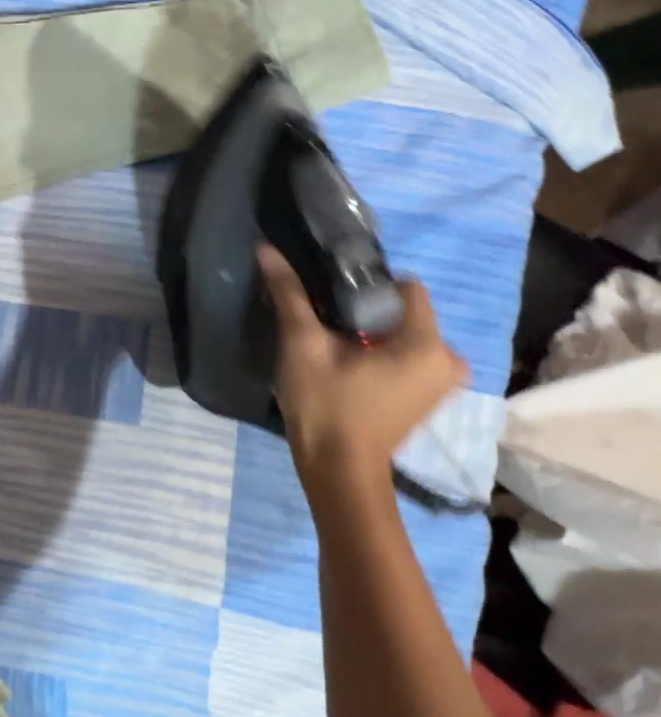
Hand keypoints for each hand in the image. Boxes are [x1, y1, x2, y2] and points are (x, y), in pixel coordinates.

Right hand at [258, 244, 468, 487]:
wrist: (338, 466)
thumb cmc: (326, 404)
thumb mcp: (302, 345)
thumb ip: (290, 295)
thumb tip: (267, 249)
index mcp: (427, 344)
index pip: (406, 288)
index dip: (366, 286)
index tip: (330, 298)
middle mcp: (450, 359)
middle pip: (404, 312)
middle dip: (367, 312)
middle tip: (326, 327)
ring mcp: (444, 380)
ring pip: (404, 334)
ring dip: (371, 333)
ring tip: (333, 347)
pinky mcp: (431, 395)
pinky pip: (408, 355)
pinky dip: (380, 353)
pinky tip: (348, 366)